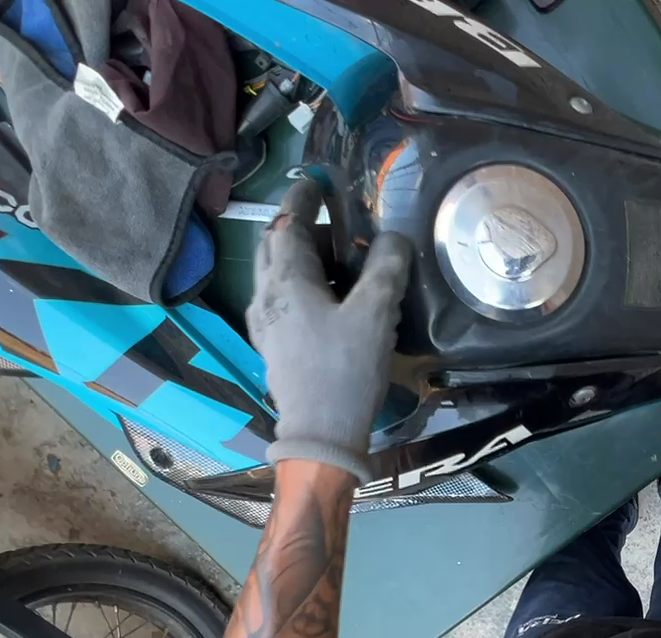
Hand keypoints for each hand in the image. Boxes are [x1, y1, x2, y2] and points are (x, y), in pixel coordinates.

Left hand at [248, 178, 412, 480]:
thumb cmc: (345, 370)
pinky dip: (302, 286)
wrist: (321, 432)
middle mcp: (267, 296)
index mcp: (287, 280)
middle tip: (334, 226)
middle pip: (276, 246)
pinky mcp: (275, 348)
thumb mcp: (375, 315)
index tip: (317, 181)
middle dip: (301, 227)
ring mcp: (266, 325)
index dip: (303, 198)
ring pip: (277, 274)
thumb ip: (386, 270)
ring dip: (302, 258)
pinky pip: (283, 301)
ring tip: (336, 263)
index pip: (288, 223)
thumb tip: (394, 238)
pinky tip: (325, 302)